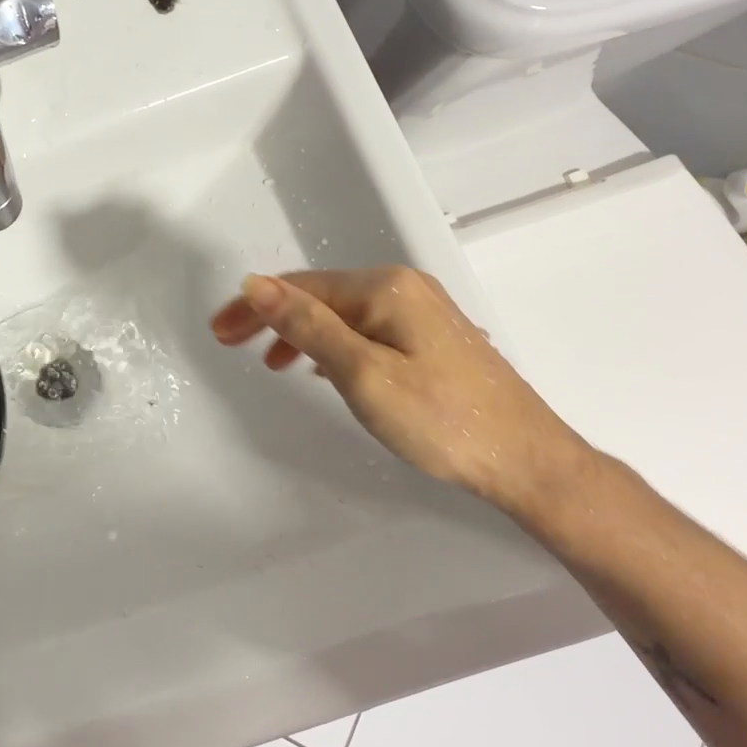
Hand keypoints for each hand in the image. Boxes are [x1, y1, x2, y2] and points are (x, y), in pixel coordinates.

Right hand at [209, 268, 589, 508]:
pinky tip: (322, 368)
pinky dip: (332, 344)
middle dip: (271, 317)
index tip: (217, 334)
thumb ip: (306, 326)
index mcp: (386, 288)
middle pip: (320, 295)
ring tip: (272, 363)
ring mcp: (423, 313)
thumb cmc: (439, 420)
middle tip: (230, 345)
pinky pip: (365, 329)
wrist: (528, 462)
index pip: (301, 287)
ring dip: (299, 332)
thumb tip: (256, 284)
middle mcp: (405, 288)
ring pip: (342, 313)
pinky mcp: (433, 339)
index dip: (253, 307)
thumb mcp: (361, 373)